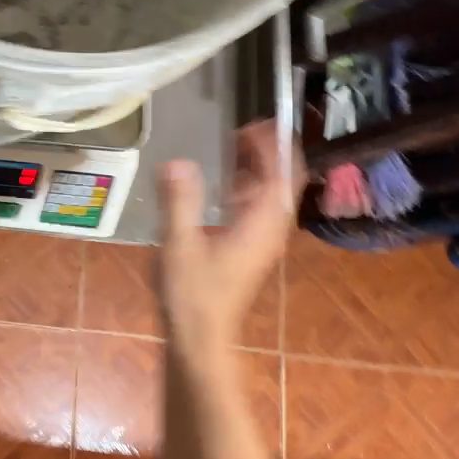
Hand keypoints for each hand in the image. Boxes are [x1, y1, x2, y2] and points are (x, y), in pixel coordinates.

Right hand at [156, 121, 299, 358]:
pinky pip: (255, 210)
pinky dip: (244, 190)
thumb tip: (176, 162)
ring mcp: (260, 242)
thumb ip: (179, 201)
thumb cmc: (192, 292)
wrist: (200, 336)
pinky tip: (219, 187)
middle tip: (240, 130)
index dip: (275, 146)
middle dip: (266, 154)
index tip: (257, 122)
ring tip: (230, 149)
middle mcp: (269, 230)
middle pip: (279, 183)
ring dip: (254, 171)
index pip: (282, 176)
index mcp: (261, 224)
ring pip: (268, 197)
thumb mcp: (180, 243)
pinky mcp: (247, 251)